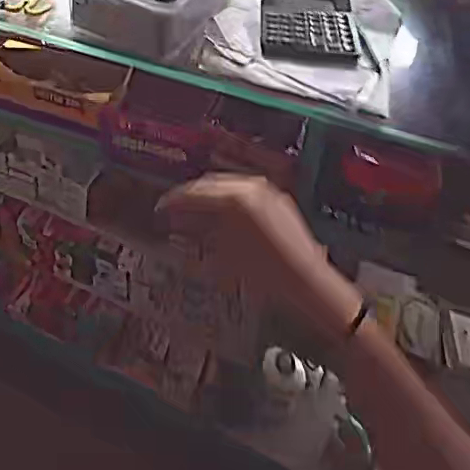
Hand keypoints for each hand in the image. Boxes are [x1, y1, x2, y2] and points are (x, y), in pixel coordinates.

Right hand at [158, 173, 361, 338]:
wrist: (309, 285)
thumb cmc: (265, 276)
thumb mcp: (223, 256)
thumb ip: (198, 232)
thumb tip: (177, 221)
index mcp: (234, 197)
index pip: (194, 192)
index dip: (173, 201)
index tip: (160, 210)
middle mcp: (251, 186)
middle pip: (211, 184)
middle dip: (190, 197)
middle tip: (173, 211)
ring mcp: (267, 190)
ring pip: (228, 185)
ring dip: (209, 198)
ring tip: (194, 215)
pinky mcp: (277, 199)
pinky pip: (245, 192)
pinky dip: (228, 201)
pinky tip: (221, 217)